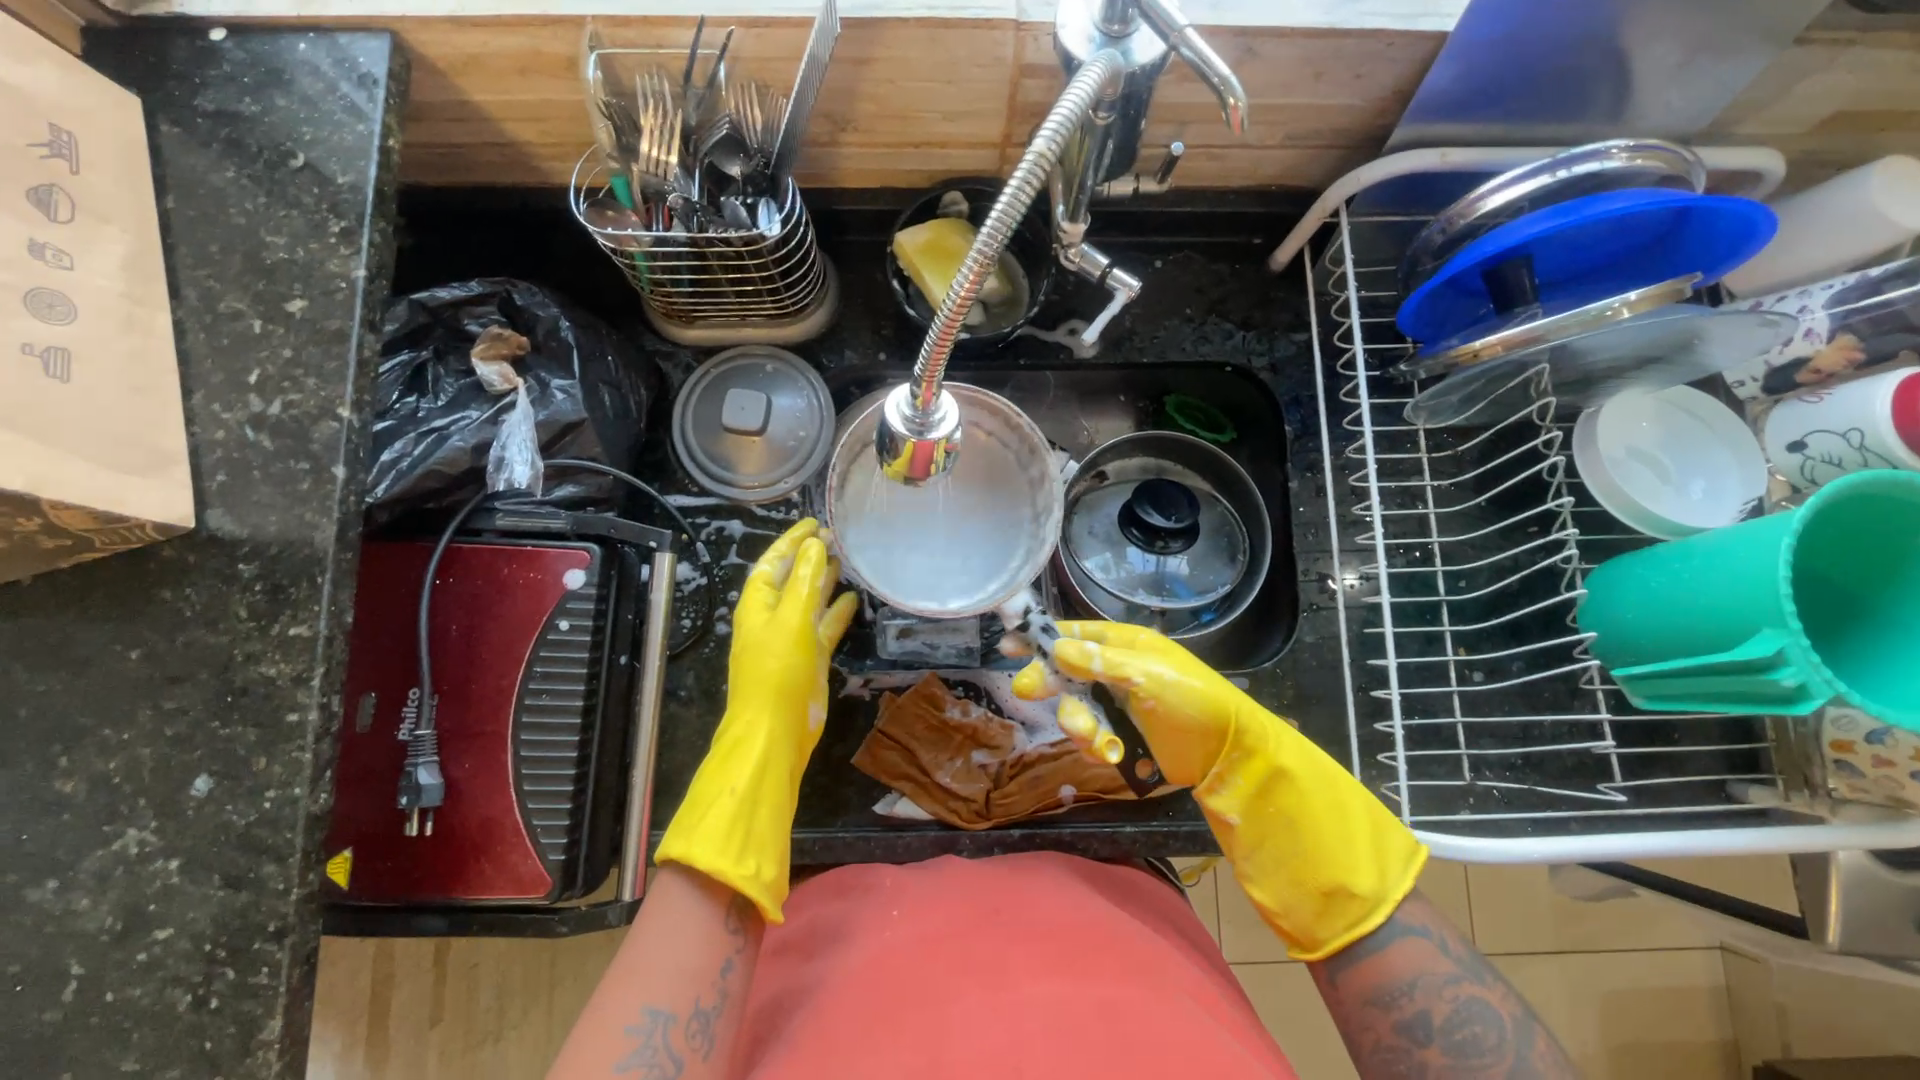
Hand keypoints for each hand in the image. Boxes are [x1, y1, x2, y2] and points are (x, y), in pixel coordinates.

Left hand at [727, 517, 857, 754]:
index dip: (793, 541)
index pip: (773, 562)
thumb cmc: (777, 671)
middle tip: (836, 537)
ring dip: (825, 582)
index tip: (815, 523)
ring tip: (847, 560)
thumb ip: (805, 581)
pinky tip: (855, 599)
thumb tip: (816, 546)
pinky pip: (824, 627)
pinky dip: (837, 613)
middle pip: (791, 579)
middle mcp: (772, 618)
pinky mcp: (810, 659)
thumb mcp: (792, 619)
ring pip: (810, 602)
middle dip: (810, 557)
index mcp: (758, 605)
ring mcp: (792, 639)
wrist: (775, 731)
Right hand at [1014, 620, 1244, 785]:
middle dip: (1049, 685)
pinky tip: (1110, 752)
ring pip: (1073, 710)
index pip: (1073, 635)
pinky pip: (1089, 739)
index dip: (1040, 638)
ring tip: (1096, 736)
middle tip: (1030, 693)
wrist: (1225, 752)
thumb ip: (1099, 663)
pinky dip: (1094, 746)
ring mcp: (1115, 706)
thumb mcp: (1146, 675)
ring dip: (1077, 724)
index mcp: (1122, 646)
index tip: (1008, 645)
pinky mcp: (1119, 737)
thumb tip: (1056, 648)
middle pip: (1063, 674)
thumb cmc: (1191, 700)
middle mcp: (1113, 672)